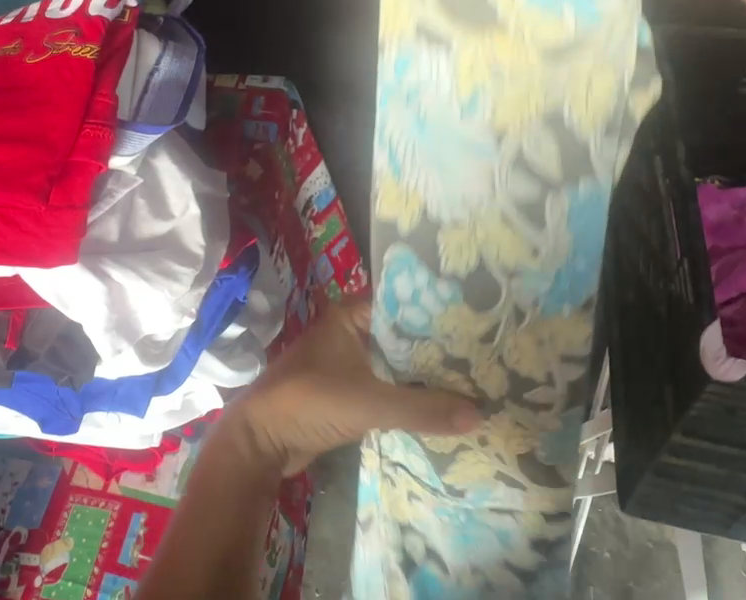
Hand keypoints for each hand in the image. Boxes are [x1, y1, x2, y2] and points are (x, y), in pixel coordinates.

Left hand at [223, 298, 480, 476]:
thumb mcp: (370, 403)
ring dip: (424, 376)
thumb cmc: (309, 402)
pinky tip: (441, 406)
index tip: (478, 325)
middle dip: (437, 350)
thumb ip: (422, 408)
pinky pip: (386, 387)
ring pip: (395, 363)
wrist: (260, 441)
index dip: (439, 314)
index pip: (404, 304)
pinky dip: (408, 395)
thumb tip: (480, 414)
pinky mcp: (347, 391)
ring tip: (473, 382)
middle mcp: (350, 331)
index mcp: (350, 315)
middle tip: (485, 358)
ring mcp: (347, 362)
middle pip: (403, 336)